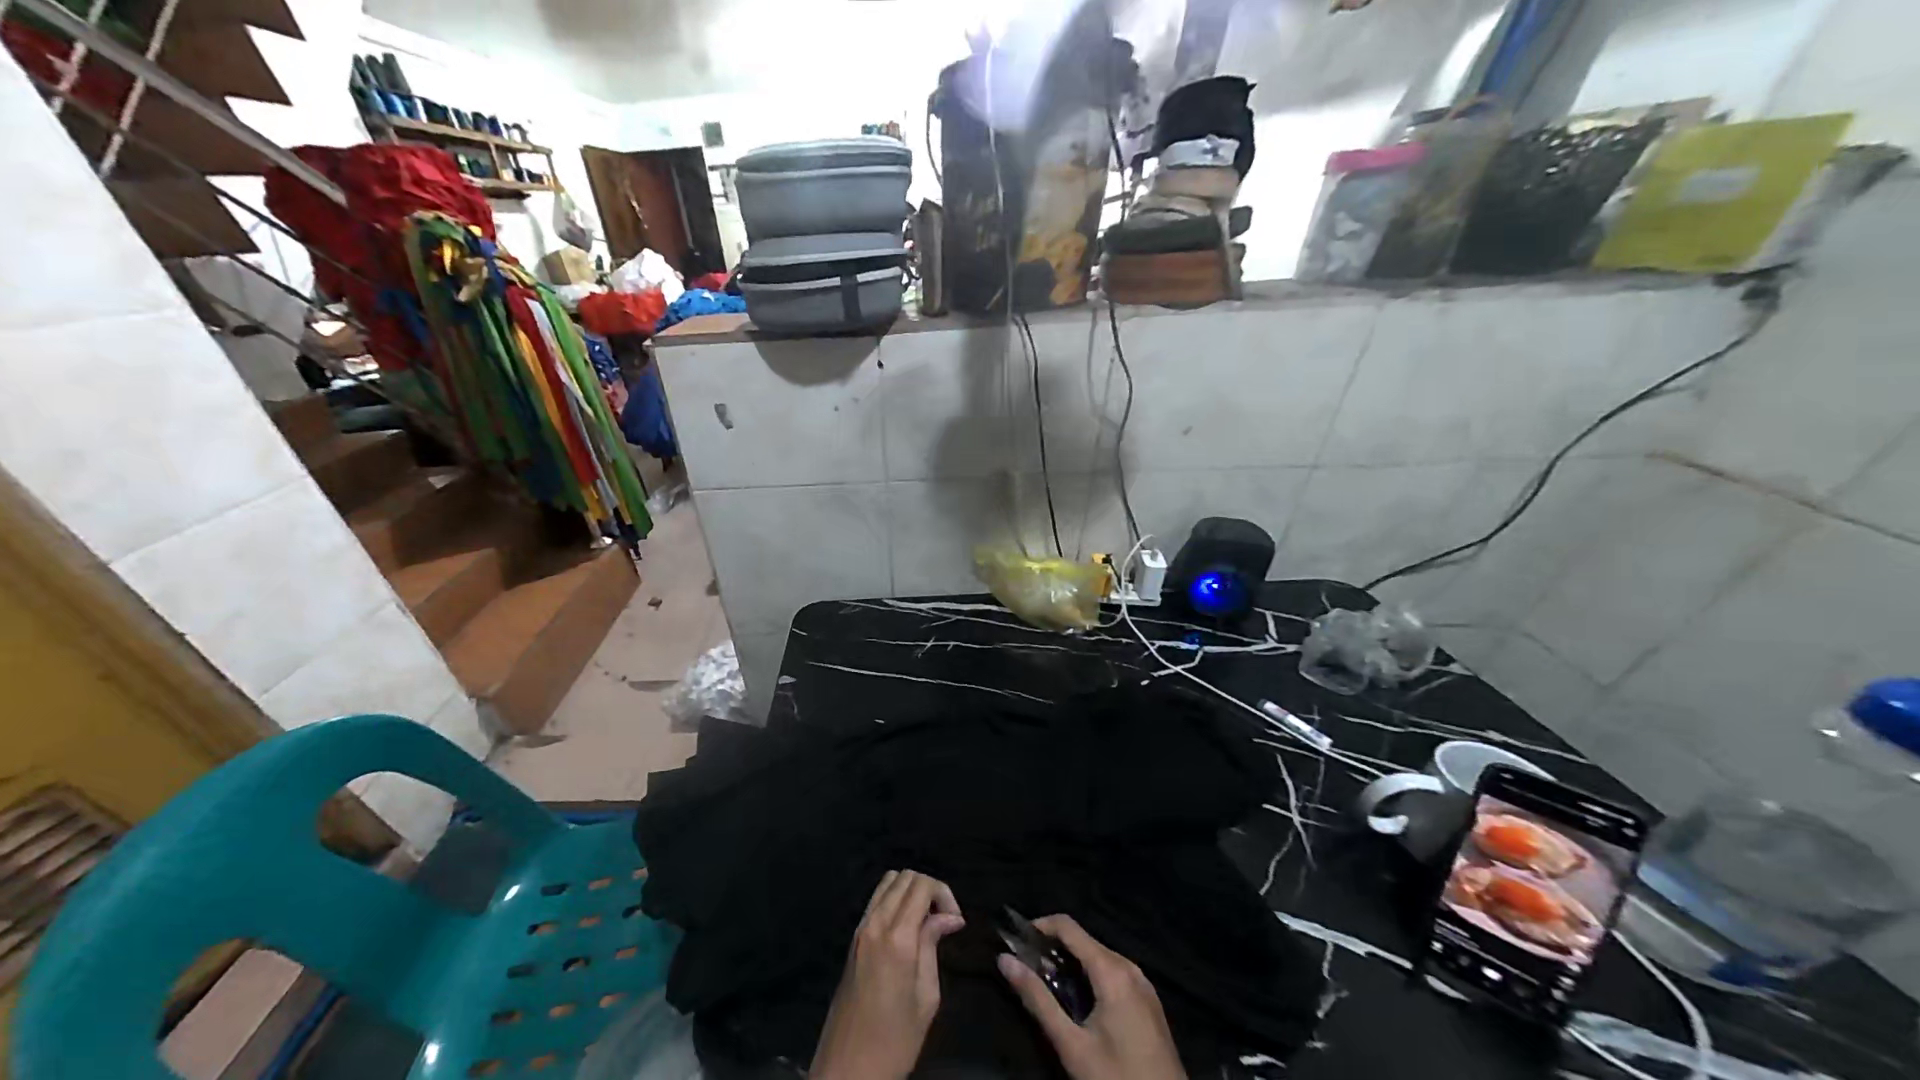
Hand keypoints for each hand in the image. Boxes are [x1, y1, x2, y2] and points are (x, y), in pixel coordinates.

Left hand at [811, 870, 965, 1079]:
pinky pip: (875, 901)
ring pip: (887, 882)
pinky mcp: (853, 940)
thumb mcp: (926, 997)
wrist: (847, 1068)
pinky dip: (895, 900)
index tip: (956, 921)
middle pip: (904, 876)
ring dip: (910, 891)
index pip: (922, 885)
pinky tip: (908, 927)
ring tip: (927, 921)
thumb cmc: (895, 1040)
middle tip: (944, 919)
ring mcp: (860, 930)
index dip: (945, 894)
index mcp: (897, 937)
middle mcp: (875, 924)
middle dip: (929, 888)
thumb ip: (933, 946)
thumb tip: (950, 917)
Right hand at [998, 914, 1187, 1079]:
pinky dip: (1089, 976)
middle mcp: (1129, 966)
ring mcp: (1142, 983)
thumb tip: (1004, 960)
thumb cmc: (1117, 1078)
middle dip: (1052, 949)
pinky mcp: (1147, 1000)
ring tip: (1046, 987)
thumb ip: (1037, 1000)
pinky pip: (1113, 973)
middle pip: (1083, 941)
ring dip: (1069, 964)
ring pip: (1097, 956)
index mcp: (1112, 970)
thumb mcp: (1071, 1044)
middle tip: (1026, 971)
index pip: (1068, 926)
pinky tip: (1076, 1002)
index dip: (1039, 927)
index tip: (1015, 942)